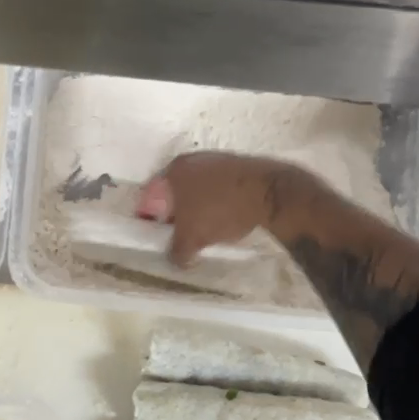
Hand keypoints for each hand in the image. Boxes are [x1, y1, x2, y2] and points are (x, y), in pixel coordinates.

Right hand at [137, 151, 332, 266]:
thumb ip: (177, 251)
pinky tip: (222, 219)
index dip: (148, 221)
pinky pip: (215, 188)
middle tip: (177, 237)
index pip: (147, 199)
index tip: (154, 238)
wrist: (271, 193)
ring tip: (201, 231)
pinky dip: (213, 203)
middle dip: (172, 215)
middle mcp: (189, 160)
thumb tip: (175, 259)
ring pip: (194, 190)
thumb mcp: (192, 238)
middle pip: (171, 193)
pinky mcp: (235, 166)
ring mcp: (214, 160)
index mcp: (171, 172)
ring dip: (193, 209)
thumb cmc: (220, 210)